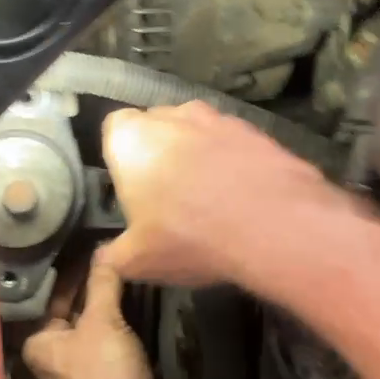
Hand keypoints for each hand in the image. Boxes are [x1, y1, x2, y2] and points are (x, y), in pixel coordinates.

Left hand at [24, 256, 162, 378]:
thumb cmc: (104, 374)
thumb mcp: (102, 322)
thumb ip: (102, 283)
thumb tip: (104, 248)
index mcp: (38, 340)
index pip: (52, 294)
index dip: (71, 268)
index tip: (88, 240)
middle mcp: (55, 351)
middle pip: (74, 306)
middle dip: (93, 282)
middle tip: (111, 246)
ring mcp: (82, 362)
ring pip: (96, 321)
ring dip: (111, 299)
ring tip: (126, 262)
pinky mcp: (109, 370)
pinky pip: (114, 335)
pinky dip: (124, 318)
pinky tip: (138, 293)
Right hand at [100, 102, 360, 287]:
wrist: (275, 227)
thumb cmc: (188, 237)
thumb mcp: (136, 261)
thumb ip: (112, 255)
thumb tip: (104, 258)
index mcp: (132, 141)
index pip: (112, 128)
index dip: (118, 154)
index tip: (125, 182)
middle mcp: (172, 117)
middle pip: (155, 125)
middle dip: (156, 150)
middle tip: (160, 194)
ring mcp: (219, 119)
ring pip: (195, 131)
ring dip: (194, 153)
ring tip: (203, 196)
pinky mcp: (258, 131)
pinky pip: (232, 144)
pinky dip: (230, 162)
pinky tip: (237, 198)